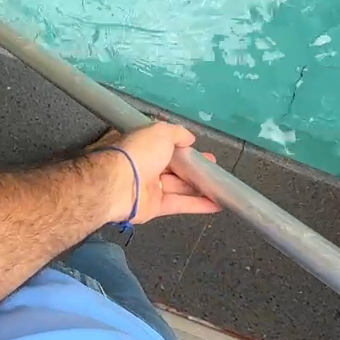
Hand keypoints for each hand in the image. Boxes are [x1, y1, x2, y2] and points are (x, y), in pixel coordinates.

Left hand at [102, 123, 220, 223]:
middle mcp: (145, 166)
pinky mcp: (154, 207)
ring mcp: (149, 187)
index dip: (183, 149)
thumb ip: (176, 133)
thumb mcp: (160, 132)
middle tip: (213, 168)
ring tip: (219, 185)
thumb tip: (189, 138)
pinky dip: (197, 205)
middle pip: (173, 168)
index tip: (198, 150)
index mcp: (143, 146)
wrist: (120, 184)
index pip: (165, 146)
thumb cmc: (139, 153)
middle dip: (193, 168)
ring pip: (178, 187)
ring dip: (199, 187)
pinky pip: (179, 204)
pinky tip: (215, 204)